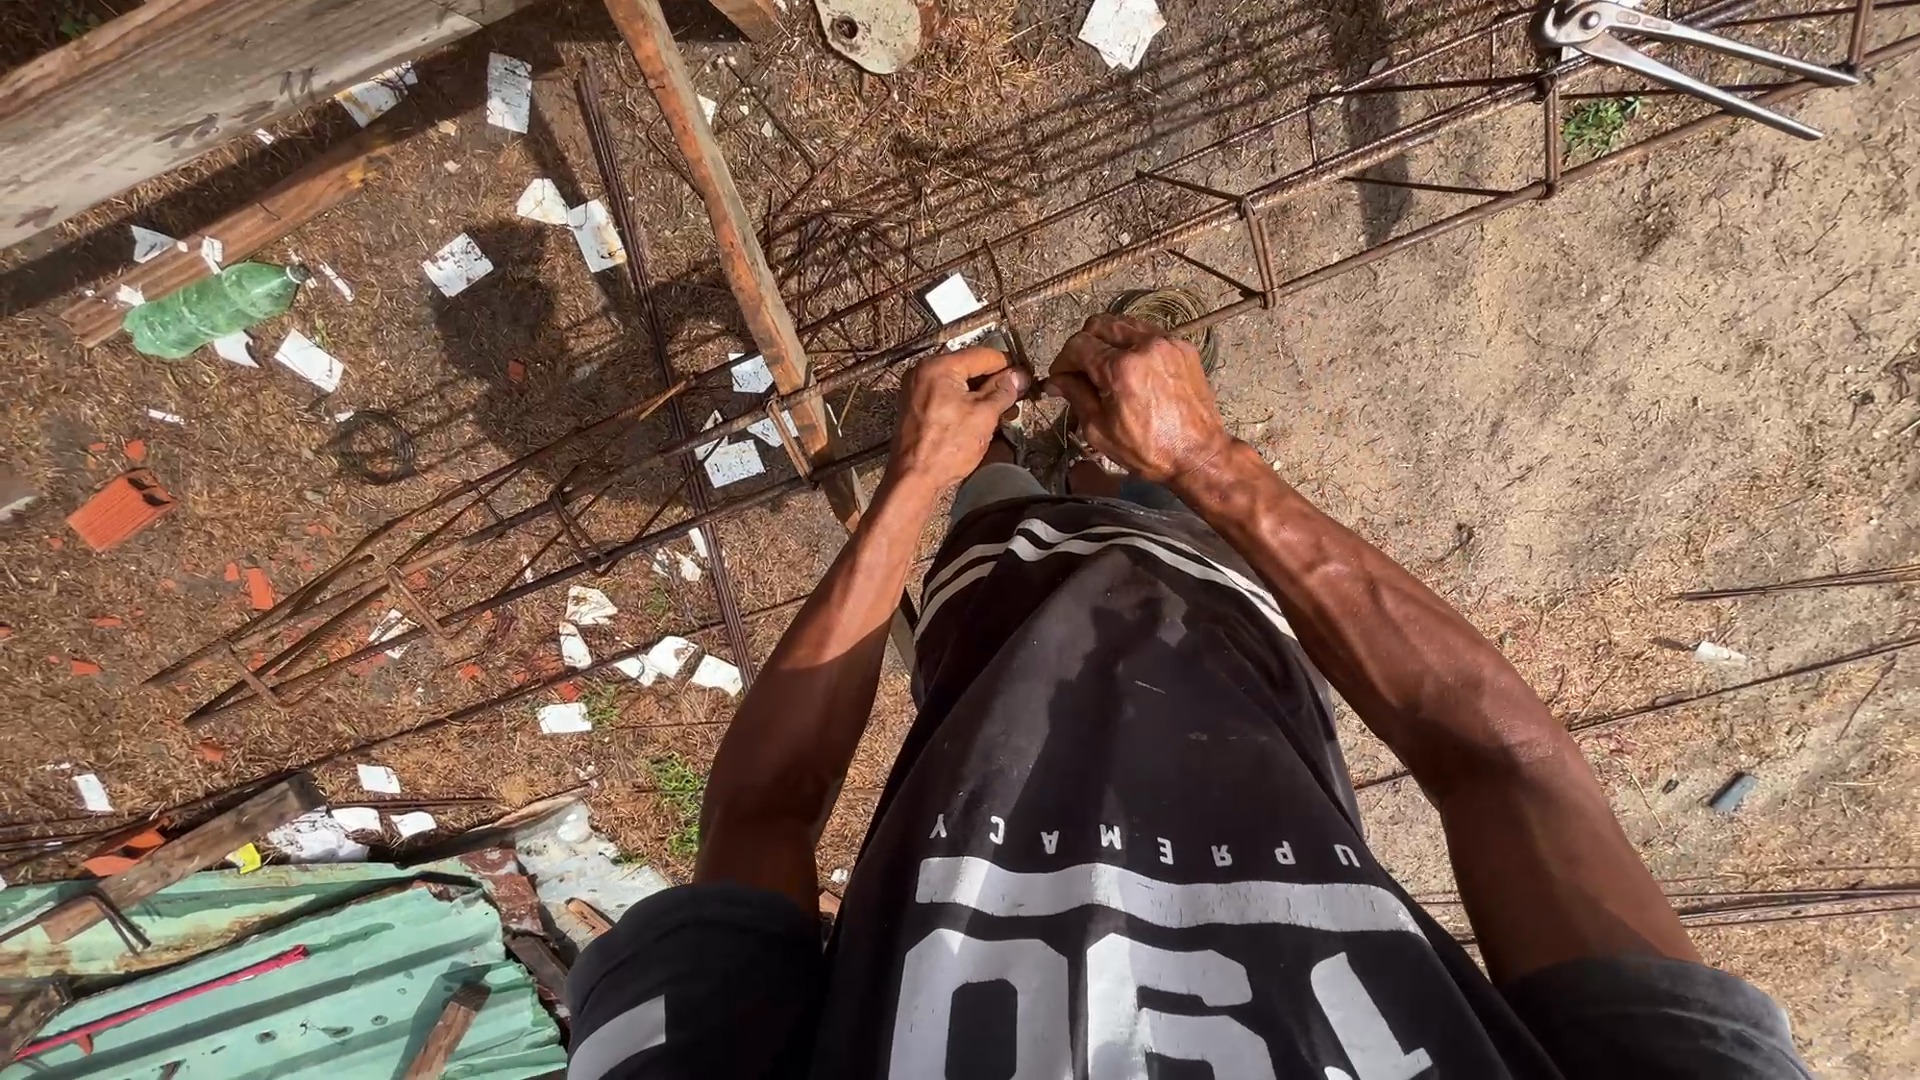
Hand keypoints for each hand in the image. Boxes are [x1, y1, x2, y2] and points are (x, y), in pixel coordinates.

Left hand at [889, 346, 1029, 491]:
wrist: (914, 478)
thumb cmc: (945, 449)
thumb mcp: (984, 415)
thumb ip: (1003, 391)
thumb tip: (1018, 377)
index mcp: (938, 367)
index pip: (982, 355)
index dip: (1007, 366)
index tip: (1023, 378)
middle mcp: (923, 373)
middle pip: (969, 368)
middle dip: (994, 383)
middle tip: (1014, 397)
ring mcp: (917, 390)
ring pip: (958, 384)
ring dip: (981, 396)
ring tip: (1002, 413)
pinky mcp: (916, 408)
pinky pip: (946, 397)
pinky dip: (965, 404)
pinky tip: (981, 419)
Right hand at [1044, 313, 1233, 484]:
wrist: (1198, 454)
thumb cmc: (1148, 450)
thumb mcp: (1100, 429)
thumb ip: (1076, 395)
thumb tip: (1056, 380)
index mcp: (1121, 368)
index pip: (1078, 344)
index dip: (1062, 360)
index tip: (1059, 377)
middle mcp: (1145, 346)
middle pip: (1099, 324)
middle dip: (1083, 344)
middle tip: (1079, 369)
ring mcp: (1167, 342)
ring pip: (1124, 324)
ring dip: (1107, 341)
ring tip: (1104, 368)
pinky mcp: (1182, 347)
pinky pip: (1147, 333)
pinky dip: (1132, 344)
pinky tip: (1130, 368)